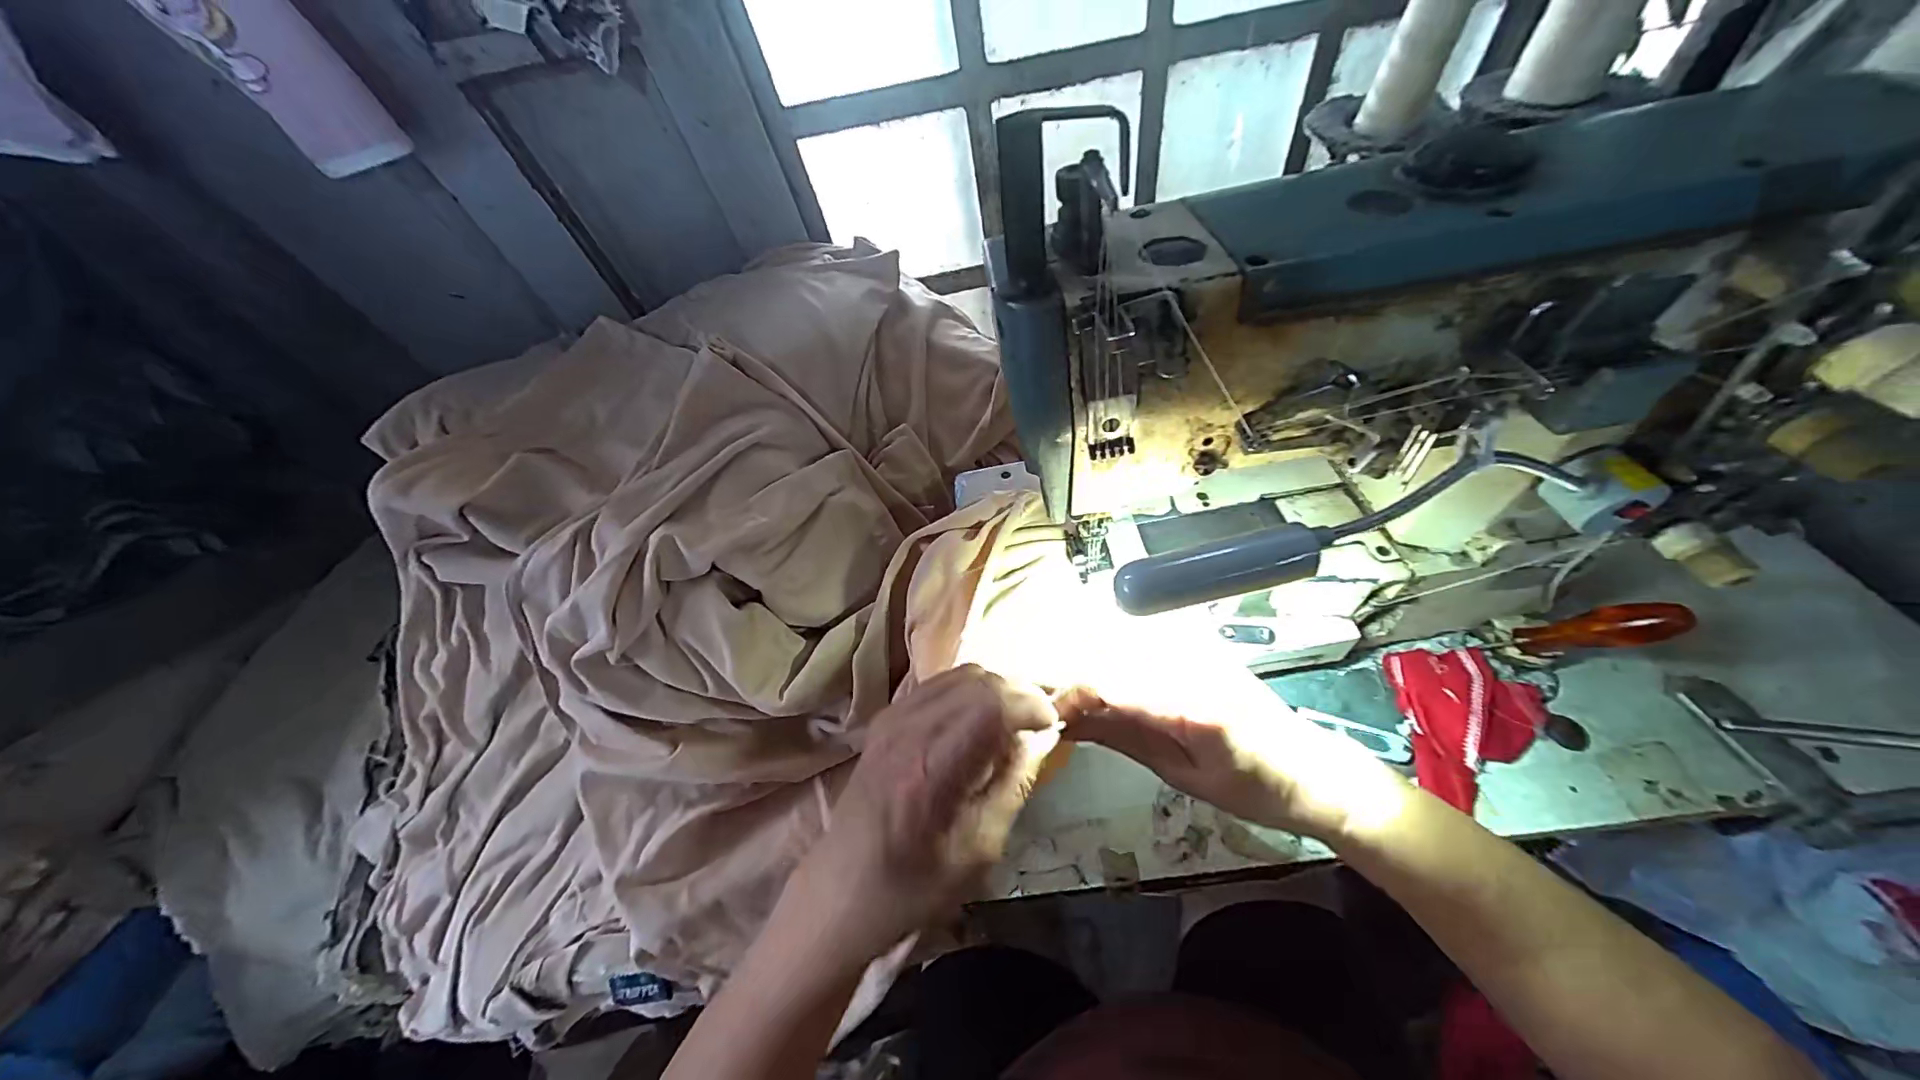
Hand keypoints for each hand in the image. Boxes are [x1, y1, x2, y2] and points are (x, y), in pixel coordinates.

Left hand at [793, 665, 1059, 960]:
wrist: (842, 889)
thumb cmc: (914, 885)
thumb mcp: (979, 849)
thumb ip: (1012, 784)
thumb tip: (1040, 737)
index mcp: (930, 769)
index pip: (990, 705)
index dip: (1031, 705)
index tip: (1053, 724)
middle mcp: (907, 730)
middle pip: (978, 681)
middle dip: (1019, 693)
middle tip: (1041, 721)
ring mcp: (891, 719)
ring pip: (959, 675)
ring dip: (996, 689)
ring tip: (1016, 719)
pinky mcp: (884, 718)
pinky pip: (939, 684)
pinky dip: (970, 690)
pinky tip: (981, 718)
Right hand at [1054, 657, 1411, 843]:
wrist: (1316, 771)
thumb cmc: (1255, 789)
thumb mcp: (1183, 776)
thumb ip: (1125, 738)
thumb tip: (1070, 722)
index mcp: (1187, 706)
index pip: (1107, 685)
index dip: (1066, 696)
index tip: (1042, 715)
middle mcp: (1189, 665)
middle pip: (1108, 656)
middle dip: (1069, 677)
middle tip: (1045, 707)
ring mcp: (1197, 652)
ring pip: (1121, 647)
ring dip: (1088, 668)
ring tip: (1068, 700)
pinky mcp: (1202, 649)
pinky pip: (1143, 648)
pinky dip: (1114, 665)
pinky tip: (1105, 689)